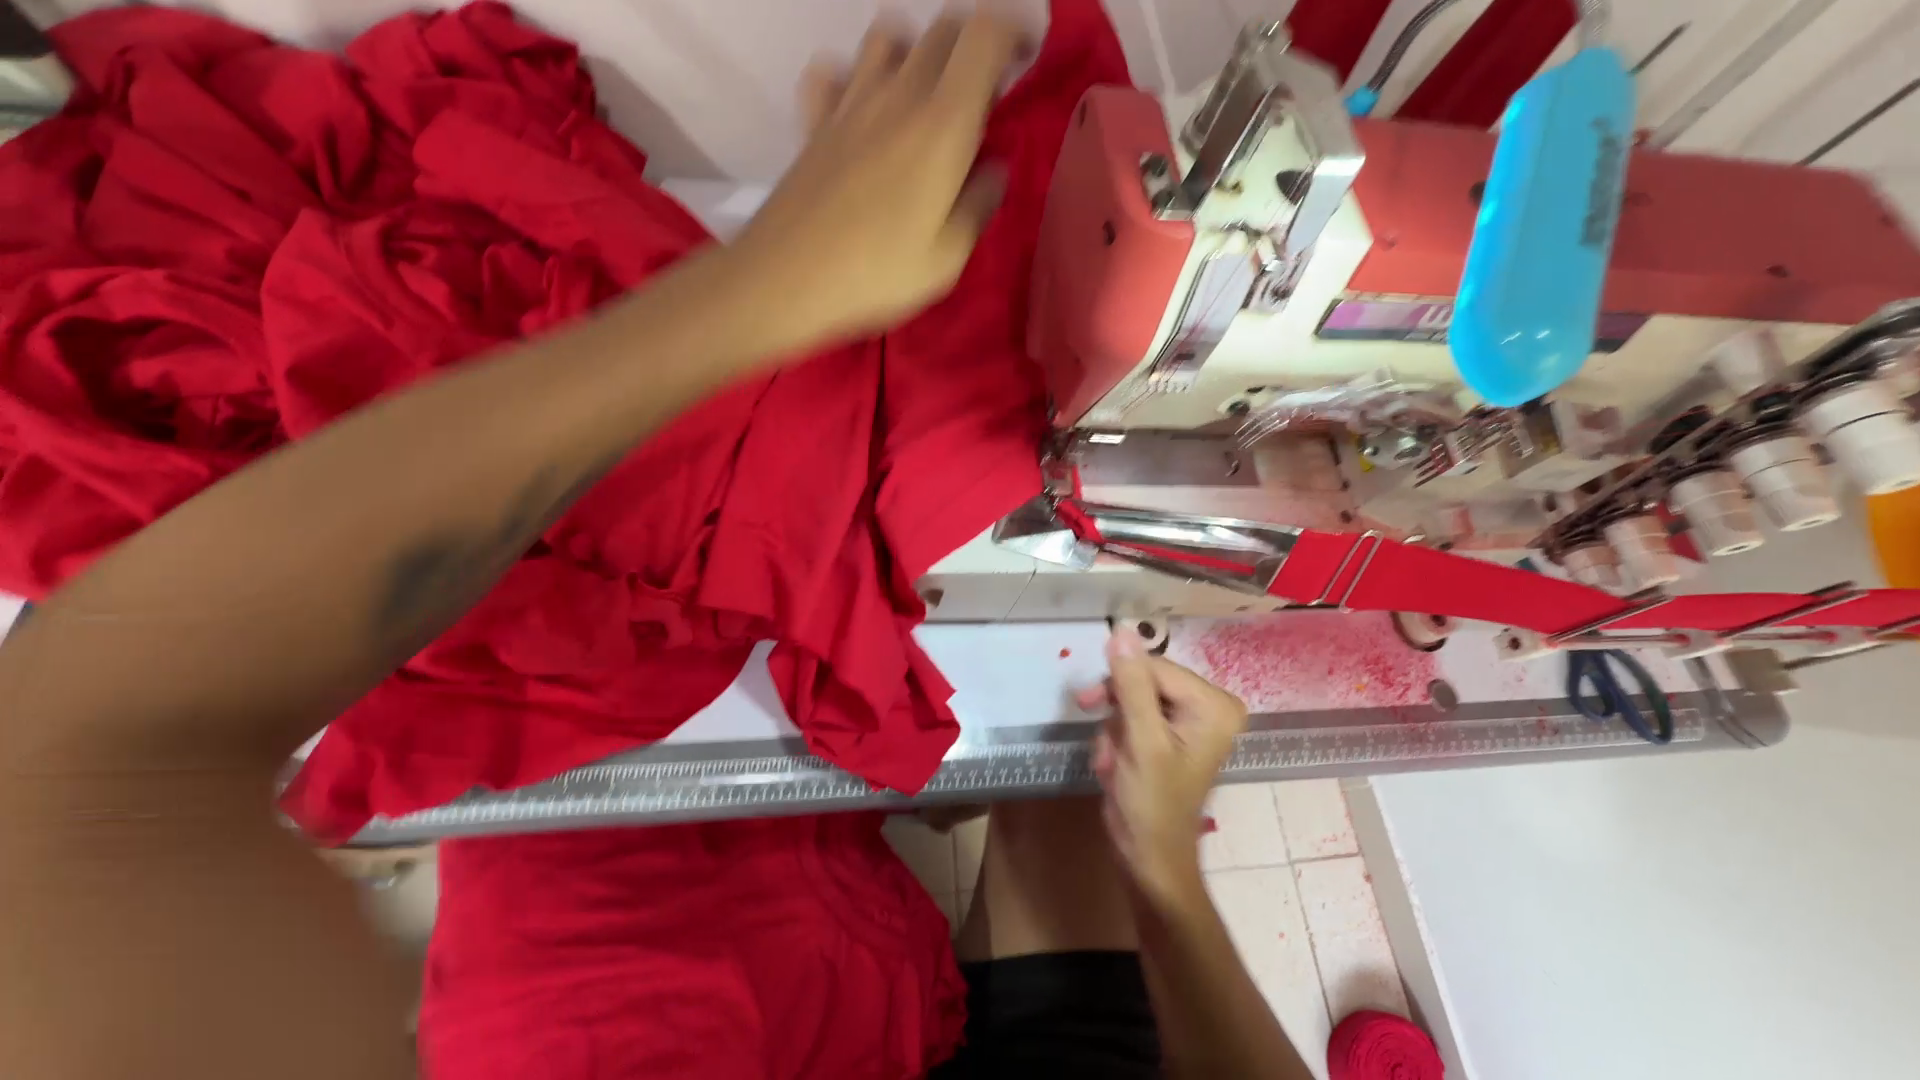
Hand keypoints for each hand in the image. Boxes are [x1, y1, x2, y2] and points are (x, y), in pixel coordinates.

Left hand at [726, 8, 1027, 356]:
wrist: (784, 280)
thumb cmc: (876, 274)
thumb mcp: (948, 257)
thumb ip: (978, 204)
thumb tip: (994, 170)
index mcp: (943, 123)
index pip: (984, 33)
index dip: (1012, 33)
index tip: (1023, 61)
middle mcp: (898, 95)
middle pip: (942, 28)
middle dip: (972, 45)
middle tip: (983, 93)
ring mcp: (849, 102)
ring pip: (888, 36)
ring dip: (915, 52)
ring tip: (924, 96)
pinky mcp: (815, 121)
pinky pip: (832, 72)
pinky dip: (851, 76)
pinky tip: (860, 110)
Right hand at [1082, 626, 1249, 907]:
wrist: (1149, 856)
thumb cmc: (1151, 802)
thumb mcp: (1139, 739)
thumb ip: (1131, 684)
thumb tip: (1121, 630)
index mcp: (1215, 704)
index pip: (1156, 668)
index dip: (1120, 684)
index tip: (1088, 703)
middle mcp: (1210, 706)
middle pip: (1145, 681)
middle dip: (1117, 713)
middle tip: (1104, 742)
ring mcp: (1191, 721)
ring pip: (1133, 699)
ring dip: (1114, 730)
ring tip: (1113, 762)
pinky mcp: (1172, 735)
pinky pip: (1135, 716)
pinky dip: (1118, 739)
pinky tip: (1116, 765)